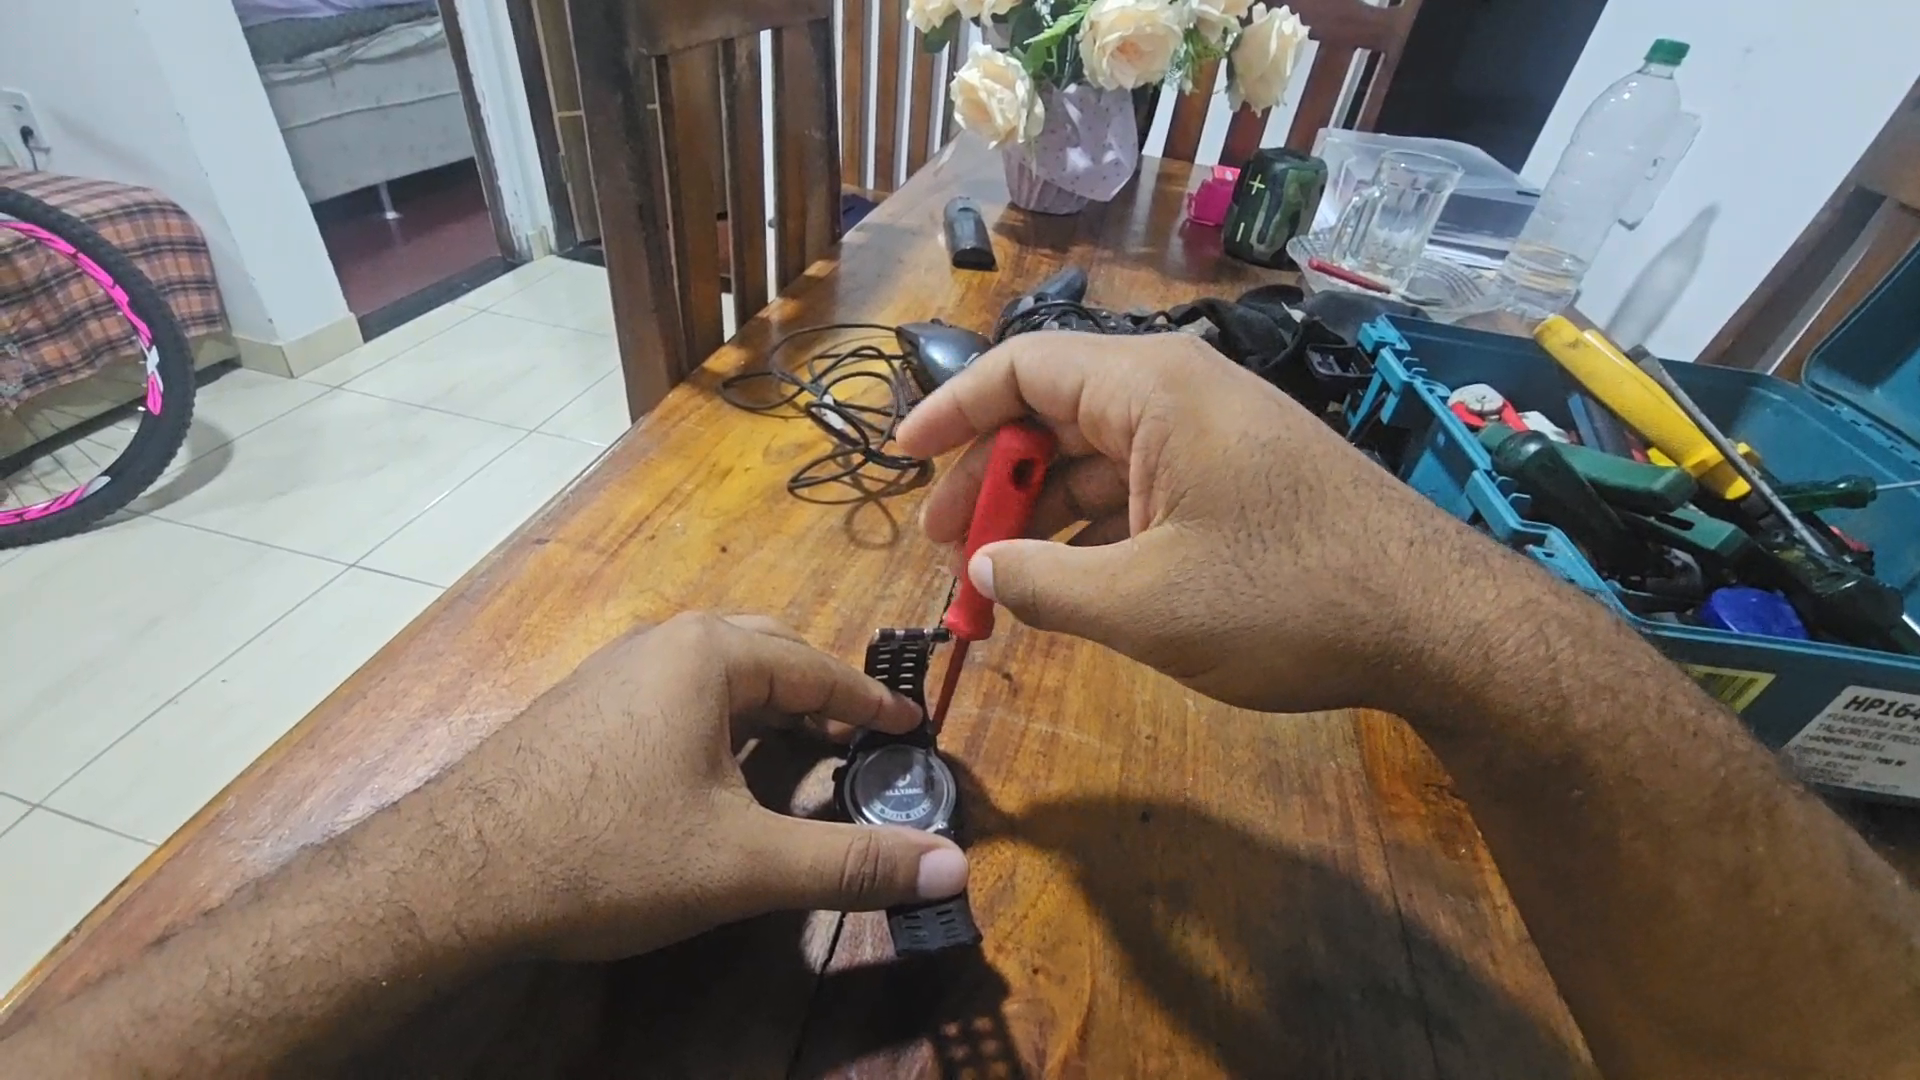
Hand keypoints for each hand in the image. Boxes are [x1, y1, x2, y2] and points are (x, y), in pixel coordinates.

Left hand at [460, 613, 969, 961]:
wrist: (442, 882)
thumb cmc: (607, 852)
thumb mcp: (743, 864)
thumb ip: (850, 861)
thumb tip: (950, 866)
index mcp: (710, 655)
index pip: (817, 668)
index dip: (871, 702)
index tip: (910, 725)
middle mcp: (665, 642)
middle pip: (772, 653)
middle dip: (821, 695)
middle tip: (857, 740)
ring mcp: (620, 668)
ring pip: (723, 670)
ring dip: (772, 704)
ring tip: (800, 749)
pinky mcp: (590, 702)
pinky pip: (682, 691)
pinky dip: (725, 716)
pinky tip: (721, 763)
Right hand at [896, 331, 1498, 714]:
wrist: (1436, 626)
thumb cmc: (1287, 599)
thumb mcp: (1145, 604)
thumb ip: (1044, 585)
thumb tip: (981, 571)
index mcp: (1150, 388)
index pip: (1022, 370)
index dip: (952, 411)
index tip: (903, 457)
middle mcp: (1173, 395)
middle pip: (1049, 418)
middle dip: (990, 483)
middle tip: (949, 549)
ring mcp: (1202, 438)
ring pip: (1088, 461)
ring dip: (1037, 517)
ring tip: (995, 581)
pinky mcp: (1222, 480)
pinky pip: (1130, 492)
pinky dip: (1087, 533)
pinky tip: (1063, 582)